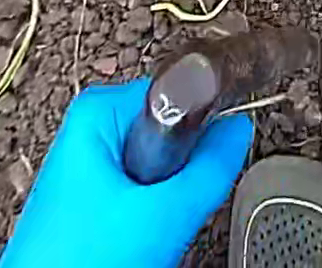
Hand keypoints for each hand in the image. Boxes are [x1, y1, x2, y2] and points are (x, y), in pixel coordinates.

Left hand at [0, 79, 253, 267]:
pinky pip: (140, 181)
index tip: (205, 149)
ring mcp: (84, 163)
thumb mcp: (168, 212)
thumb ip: (215, 164)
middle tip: (170, 197)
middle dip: (180, 161)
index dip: (200, 124)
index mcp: (97, 111)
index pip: (179, 90)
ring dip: (166, 188)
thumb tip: (238, 128)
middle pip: (170, 125)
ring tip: (149, 221)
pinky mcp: (85, 194)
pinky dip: (149, 205)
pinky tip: (139, 231)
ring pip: (157, 157)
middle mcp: (87, 129)